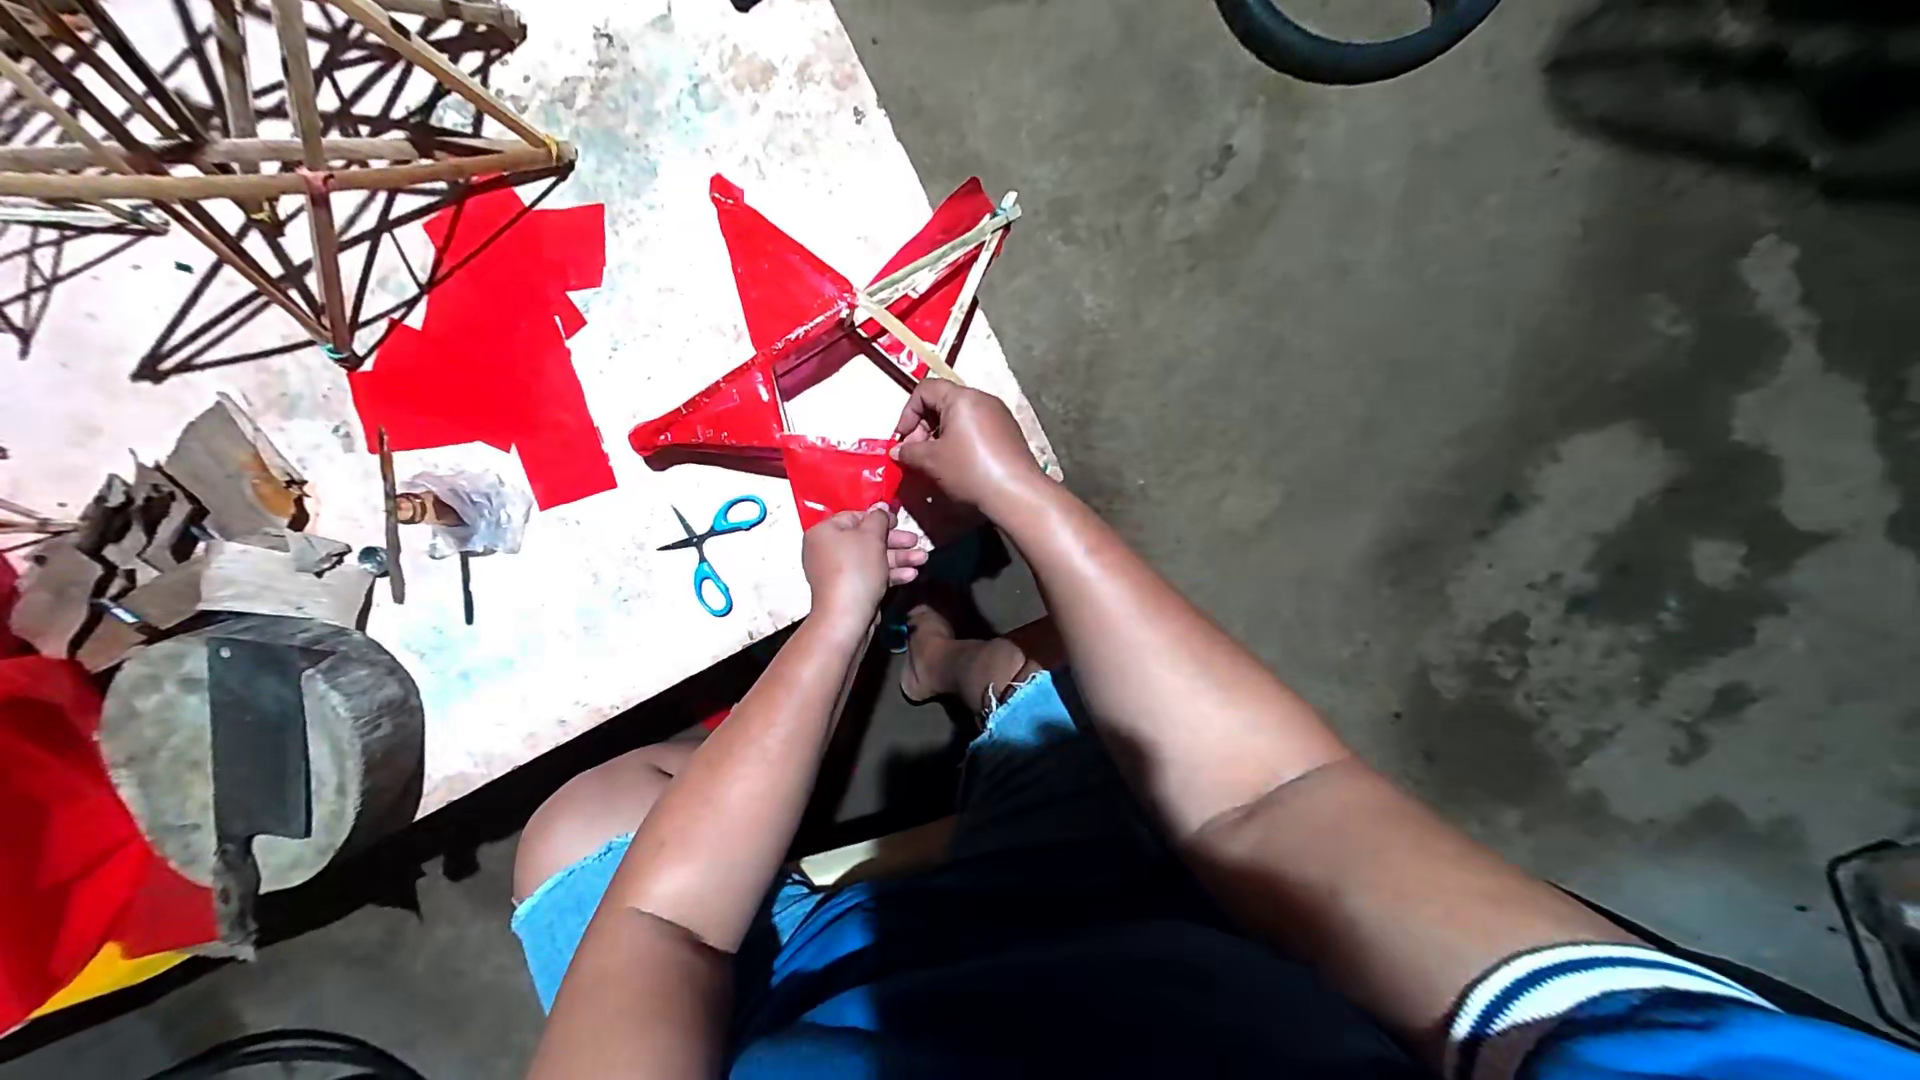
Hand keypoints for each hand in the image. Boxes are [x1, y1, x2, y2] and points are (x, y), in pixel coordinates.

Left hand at [802, 503, 925, 624]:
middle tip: (915, 541)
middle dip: (895, 541)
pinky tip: (911, 575)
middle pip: (866, 539)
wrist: (847, 616)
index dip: (879, 518)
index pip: (854, 517)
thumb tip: (881, 507)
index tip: (899, 521)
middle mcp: (827, 550)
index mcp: (825, 532)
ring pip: (873, 558)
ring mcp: (839, 572)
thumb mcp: (872, 536)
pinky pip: (871, 575)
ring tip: (922, 559)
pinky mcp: (850, 590)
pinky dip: (890, 574)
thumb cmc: (856, 568)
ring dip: (899, 558)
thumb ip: (879, 518)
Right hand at [891, 380, 1048, 515]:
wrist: (1016, 492)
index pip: (925, 389)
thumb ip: (909, 452)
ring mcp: (998, 415)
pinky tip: (958, 465)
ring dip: (941, 436)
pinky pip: (976, 429)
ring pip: (960, 417)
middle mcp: (982, 399)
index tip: (903, 439)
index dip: (908, 412)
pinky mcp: (1008, 432)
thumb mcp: (932, 461)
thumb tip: (896, 451)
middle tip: (917, 454)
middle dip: (924, 426)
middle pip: (943, 402)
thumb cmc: (970, 469)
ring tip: (936, 462)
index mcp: (962, 397)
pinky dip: (960, 441)